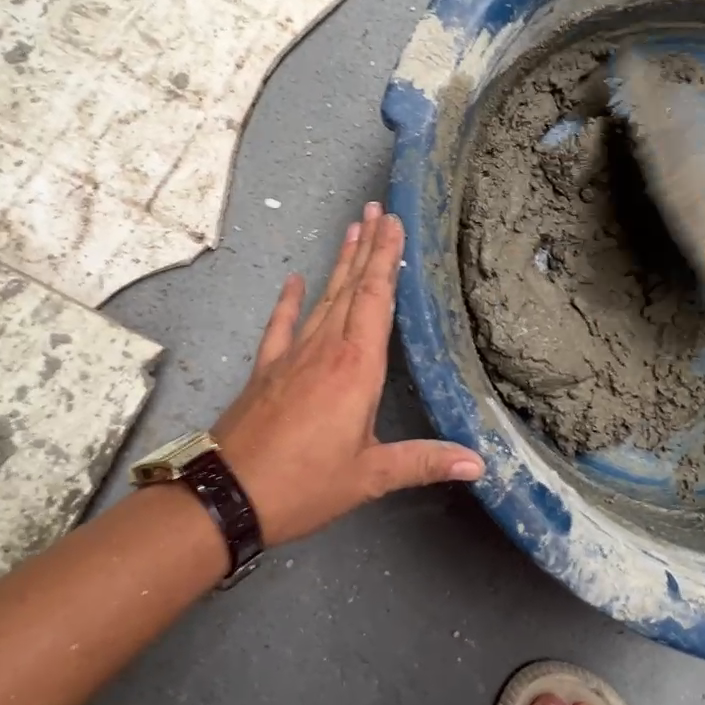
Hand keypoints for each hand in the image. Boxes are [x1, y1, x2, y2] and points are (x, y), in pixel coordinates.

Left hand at [211, 203, 484, 545]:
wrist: (225, 496)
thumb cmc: (304, 484)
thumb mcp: (370, 476)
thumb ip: (424, 461)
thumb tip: (479, 461)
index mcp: (357, 366)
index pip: (376, 298)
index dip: (387, 257)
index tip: (394, 223)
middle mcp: (326, 349)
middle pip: (352, 287)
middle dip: (367, 245)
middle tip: (378, 209)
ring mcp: (292, 355)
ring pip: (323, 298)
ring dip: (339, 262)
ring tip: (352, 228)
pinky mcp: (267, 369)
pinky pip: (282, 325)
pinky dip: (290, 300)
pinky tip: (294, 279)